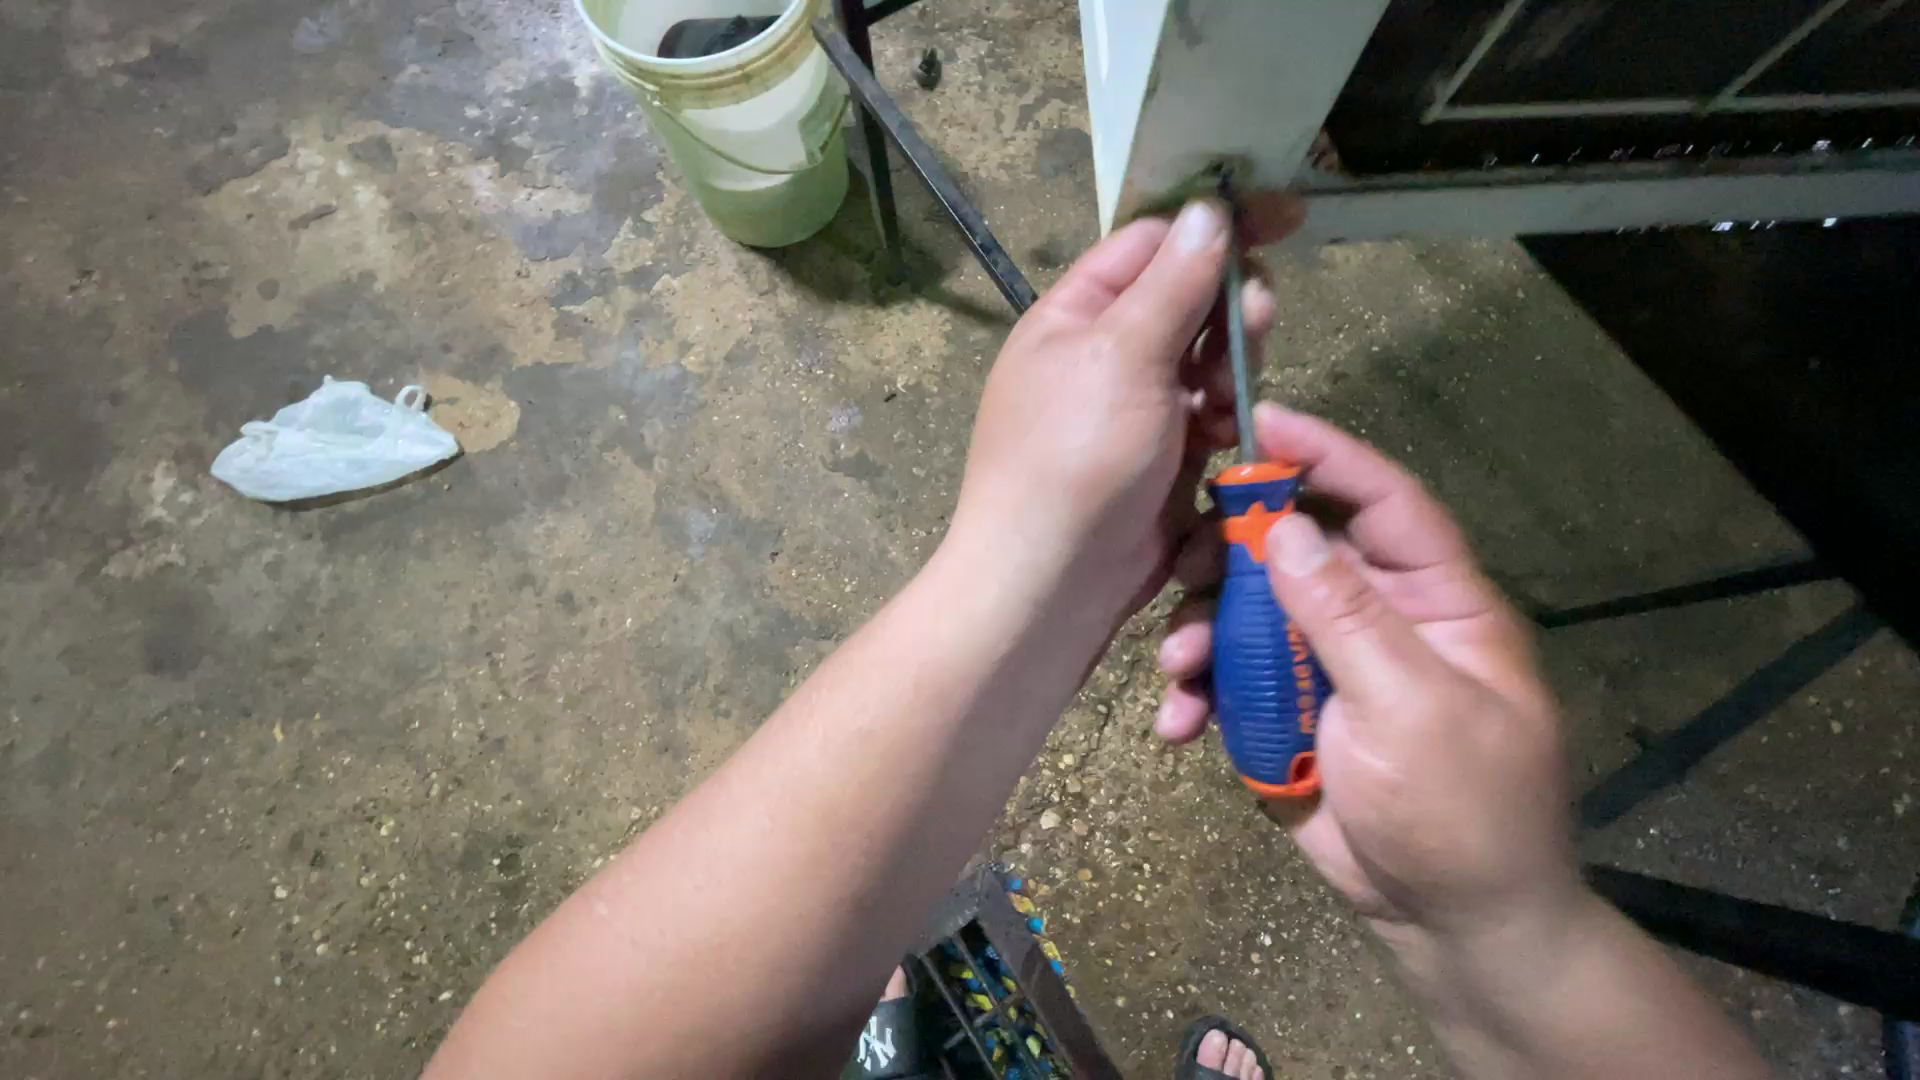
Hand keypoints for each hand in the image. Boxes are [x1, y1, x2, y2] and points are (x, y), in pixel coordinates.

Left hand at [947, 197, 1303, 630]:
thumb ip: (1172, 283)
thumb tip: (1207, 209)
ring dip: (1231, 366)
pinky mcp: (1159, 455)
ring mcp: (1131, 408)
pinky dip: (1225, 415)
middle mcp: (1100, 354)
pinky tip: (1228, 433)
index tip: (1285, 216)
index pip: (1150, 242)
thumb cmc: (1075, 457)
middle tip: (1253, 327)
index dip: (1214, 224)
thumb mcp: (1122, 356)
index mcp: (1073, 315)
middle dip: (1229, 306)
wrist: (1053, 579)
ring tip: (1230, 397)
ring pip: (1205, 358)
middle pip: (1186, 299)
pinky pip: (1207, 414)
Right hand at [1156, 406, 1581, 938]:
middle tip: (1181, 562)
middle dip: (1228, 551)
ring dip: (1197, 631)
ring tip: (1177, 668)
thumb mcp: (1412, 706)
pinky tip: (1177, 724)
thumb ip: (1346, 615)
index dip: (1326, 454)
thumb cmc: (1462, 809)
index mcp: (1430, 600)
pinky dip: (1193, 694)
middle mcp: (1369, 615)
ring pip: (1239, 611)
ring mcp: (1315, 661)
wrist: (1443, 918)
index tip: (1261, 423)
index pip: (1383, 501)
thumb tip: (1285, 526)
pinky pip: (1221, 677)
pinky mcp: (1274, 704)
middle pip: (1288, 548)